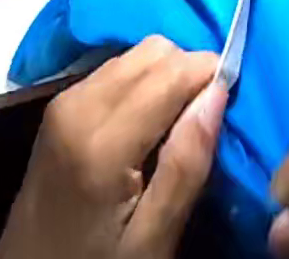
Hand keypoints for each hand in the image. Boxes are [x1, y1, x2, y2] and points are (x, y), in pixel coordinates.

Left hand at [0, 36, 227, 258]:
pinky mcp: (62, 100)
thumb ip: (187, 164)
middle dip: (189, 73)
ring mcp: (66, 98)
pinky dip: (145, 78)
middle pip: (159, 50)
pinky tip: (146, 119)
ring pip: (141, 50)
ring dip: (168, 73)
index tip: (226, 108)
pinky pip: (121, 63)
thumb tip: (219, 90)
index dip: (212, 77)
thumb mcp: (152, 241)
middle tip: (197, 121)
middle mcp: (80, 104)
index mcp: (101, 143)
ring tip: (172, 121)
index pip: (176, 70)